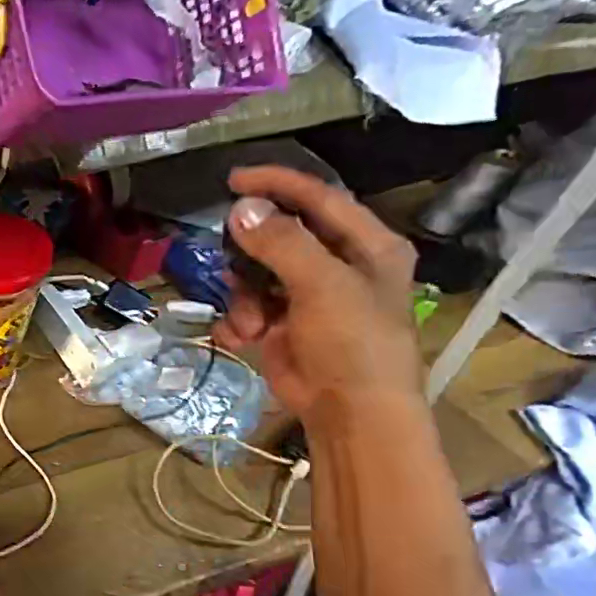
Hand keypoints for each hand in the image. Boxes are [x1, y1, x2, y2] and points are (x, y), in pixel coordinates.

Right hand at [215, 166, 424, 419]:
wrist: (351, 415)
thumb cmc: (353, 343)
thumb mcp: (322, 284)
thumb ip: (282, 242)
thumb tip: (242, 209)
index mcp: (366, 245)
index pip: (319, 198)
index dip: (278, 184)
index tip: (235, 179)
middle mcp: (339, 266)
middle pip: (284, 236)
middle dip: (253, 249)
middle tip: (229, 253)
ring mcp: (309, 299)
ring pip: (260, 275)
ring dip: (245, 295)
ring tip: (249, 321)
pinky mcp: (285, 329)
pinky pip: (251, 309)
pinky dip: (240, 322)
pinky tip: (239, 337)